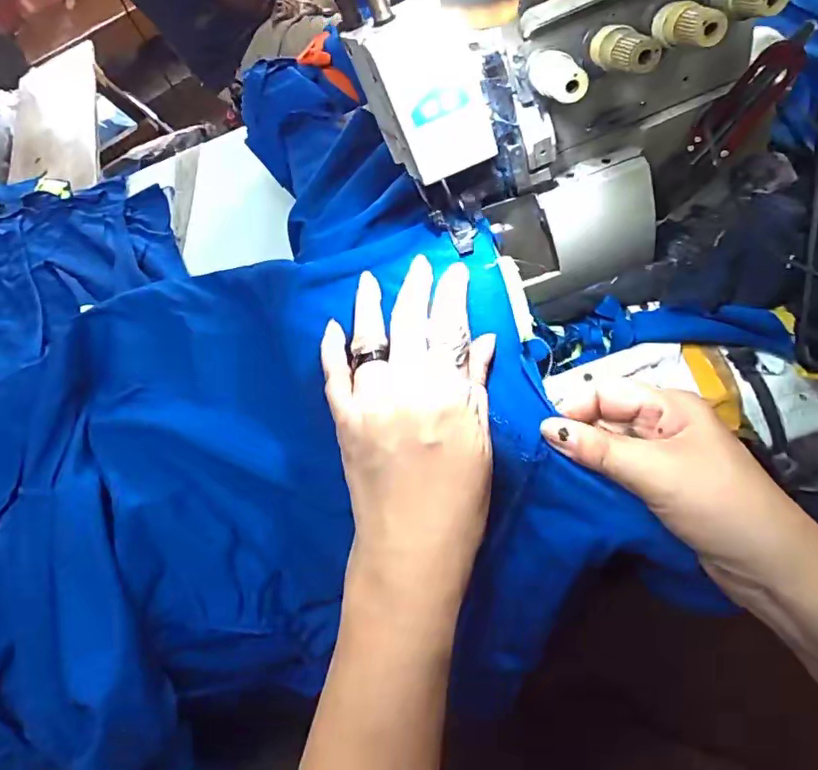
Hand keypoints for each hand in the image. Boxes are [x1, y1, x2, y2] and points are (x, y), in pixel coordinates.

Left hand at [321, 256, 496, 605]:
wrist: (409, 552)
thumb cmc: (460, 503)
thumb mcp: (482, 442)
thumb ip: (477, 385)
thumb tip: (485, 339)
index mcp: (447, 395)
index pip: (450, 329)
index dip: (453, 295)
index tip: (455, 272)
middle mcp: (406, 390)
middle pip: (410, 324)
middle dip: (415, 288)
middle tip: (420, 264)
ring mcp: (369, 404)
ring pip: (368, 341)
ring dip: (370, 306)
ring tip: (371, 279)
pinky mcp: (344, 422)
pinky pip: (334, 377)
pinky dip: (332, 350)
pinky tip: (334, 326)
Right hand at [543, 383, 811, 607]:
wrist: (770, 566)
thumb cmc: (716, 504)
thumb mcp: (654, 471)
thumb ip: (599, 449)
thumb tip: (546, 428)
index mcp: (669, 405)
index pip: (609, 391)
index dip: (575, 407)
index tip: (542, 433)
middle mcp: (665, 424)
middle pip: (609, 418)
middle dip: (577, 432)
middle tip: (540, 456)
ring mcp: (664, 457)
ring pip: (613, 447)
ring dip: (587, 458)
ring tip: (551, 473)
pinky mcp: (663, 487)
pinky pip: (623, 473)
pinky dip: (601, 479)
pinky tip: (577, 489)